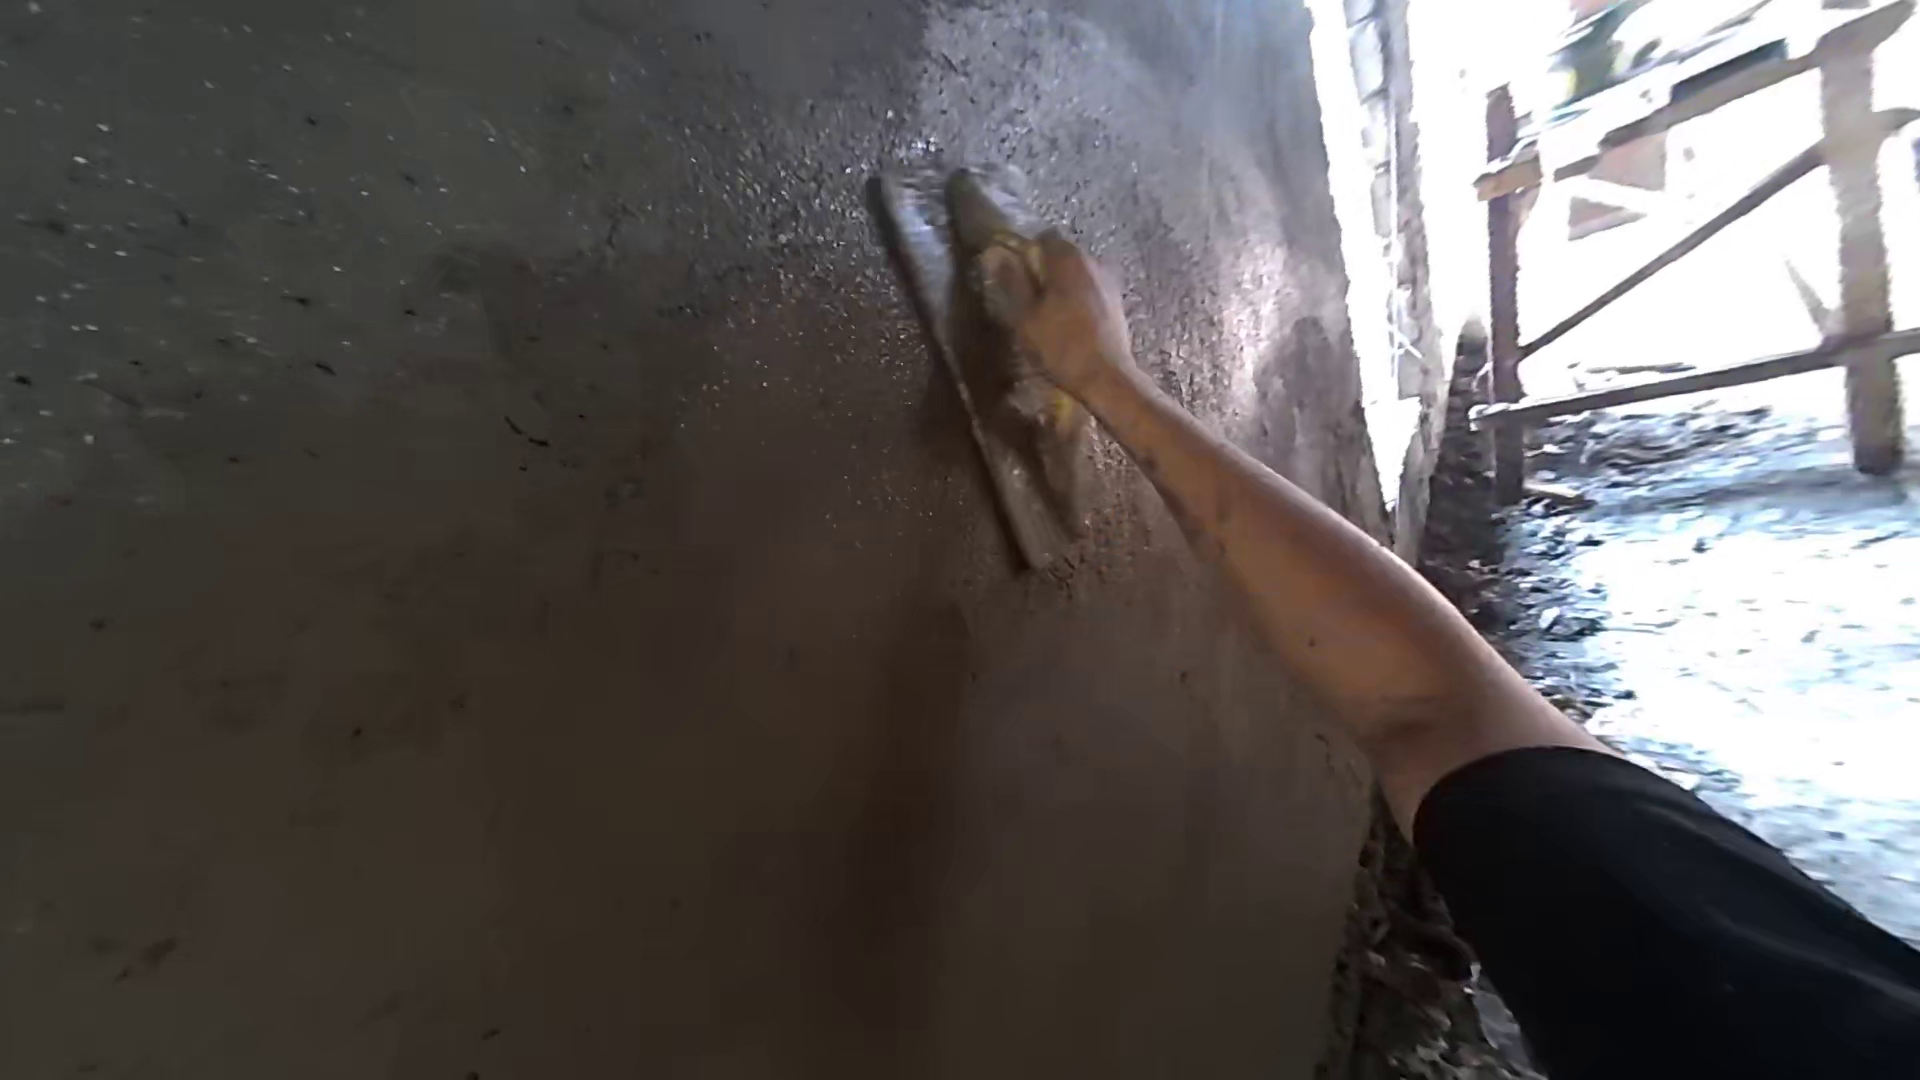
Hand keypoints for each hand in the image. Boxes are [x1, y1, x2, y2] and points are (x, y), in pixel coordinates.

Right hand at [1007, 231, 1136, 399]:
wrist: (1105, 377)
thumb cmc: (1060, 347)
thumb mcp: (1026, 317)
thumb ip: (1012, 282)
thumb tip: (996, 254)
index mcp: (1069, 258)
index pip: (1043, 238)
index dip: (1026, 254)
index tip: (1015, 278)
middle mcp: (1094, 260)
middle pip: (1062, 255)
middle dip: (1044, 272)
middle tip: (1028, 302)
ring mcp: (1110, 281)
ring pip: (1077, 275)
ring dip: (1062, 288)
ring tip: (1049, 317)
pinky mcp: (1117, 303)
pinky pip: (1090, 292)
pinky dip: (1077, 301)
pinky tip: (1070, 325)